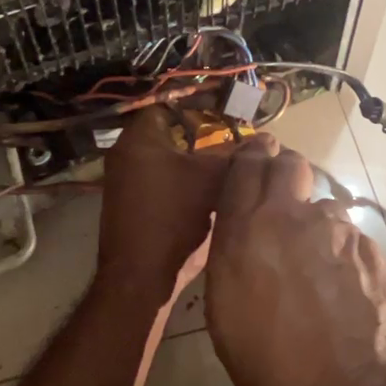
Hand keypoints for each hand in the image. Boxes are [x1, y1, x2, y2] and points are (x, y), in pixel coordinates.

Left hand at [97, 108, 240, 292]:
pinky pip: (156, 181)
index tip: (223, 114)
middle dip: (197, 136)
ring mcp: (122, 182)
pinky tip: (204, 193)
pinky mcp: (127, 206)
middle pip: (166, 133)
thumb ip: (236, 157)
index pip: (166, 105)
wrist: (139, 279)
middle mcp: (124, 154)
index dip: (196, 107)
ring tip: (222, 166)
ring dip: (189, 162)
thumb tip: (263, 141)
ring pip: (162, 159)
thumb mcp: (212, 181)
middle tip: (227, 140)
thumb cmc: (174, 219)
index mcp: (138, 138)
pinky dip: (178, 182)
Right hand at [205, 139, 385, 385]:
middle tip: (283, 195)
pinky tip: (343, 289)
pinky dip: (344, 254)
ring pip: (322, 204)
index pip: (246, 163)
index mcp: (243, 229)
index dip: (252, 155)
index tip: (255, 157)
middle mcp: (288, 215)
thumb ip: (232, 250)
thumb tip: (240, 228)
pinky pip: (350, 237)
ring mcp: (333, 228)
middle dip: (285, 170)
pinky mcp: (368, 246)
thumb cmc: (267, 364)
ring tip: (318, 265)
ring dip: (316, 224)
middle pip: (289, 162)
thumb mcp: (225, 305)